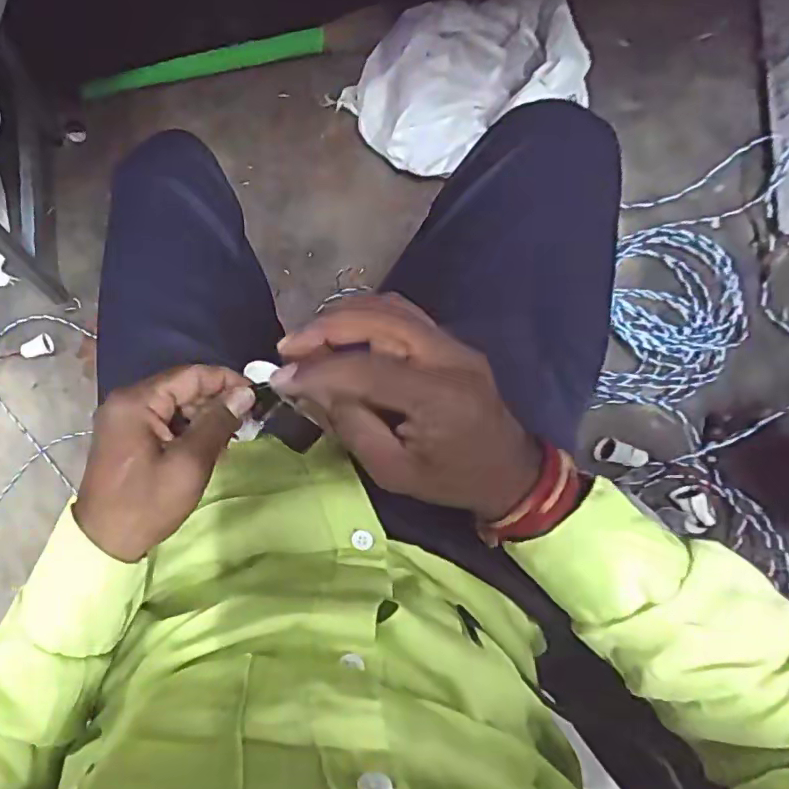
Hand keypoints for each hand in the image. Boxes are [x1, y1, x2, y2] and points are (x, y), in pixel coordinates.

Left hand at [74, 365, 255, 561]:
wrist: (103, 540)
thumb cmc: (146, 503)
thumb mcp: (189, 464)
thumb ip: (217, 423)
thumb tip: (244, 393)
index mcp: (137, 401)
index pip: (190, 374)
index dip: (226, 380)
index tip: (255, 396)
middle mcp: (126, 400)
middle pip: (180, 387)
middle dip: (215, 401)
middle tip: (246, 421)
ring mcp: (122, 418)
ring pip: (173, 405)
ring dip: (202, 417)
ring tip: (230, 438)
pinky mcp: (124, 435)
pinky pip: (161, 421)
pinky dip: (185, 429)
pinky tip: (206, 447)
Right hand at [272, 293, 540, 520]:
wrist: (508, 471)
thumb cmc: (448, 480)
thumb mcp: (391, 471)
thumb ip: (351, 425)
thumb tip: (311, 388)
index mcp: (438, 397)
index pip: (366, 368)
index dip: (318, 370)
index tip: (280, 379)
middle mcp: (448, 356)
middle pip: (378, 318)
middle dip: (324, 328)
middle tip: (286, 348)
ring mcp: (451, 343)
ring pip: (387, 307)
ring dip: (340, 318)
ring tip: (305, 341)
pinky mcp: (447, 341)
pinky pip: (398, 314)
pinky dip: (360, 318)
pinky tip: (336, 336)